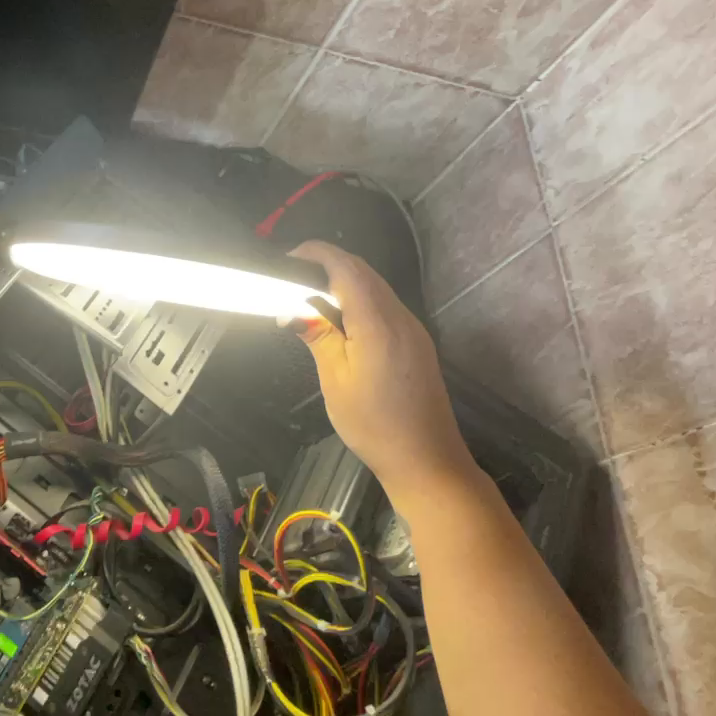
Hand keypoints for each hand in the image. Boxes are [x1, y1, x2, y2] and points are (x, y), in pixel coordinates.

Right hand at [289, 241, 480, 504]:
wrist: (428, 461)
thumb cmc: (374, 425)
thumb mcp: (335, 381)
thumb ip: (317, 336)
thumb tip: (292, 309)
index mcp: (377, 323)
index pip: (346, 268)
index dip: (317, 253)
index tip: (288, 258)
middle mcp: (400, 317)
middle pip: (363, 272)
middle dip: (327, 265)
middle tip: (291, 279)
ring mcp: (412, 329)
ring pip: (375, 287)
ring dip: (343, 282)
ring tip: (309, 299)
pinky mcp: (416, 343)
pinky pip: (384, 305)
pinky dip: (359, 299)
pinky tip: (339, 321)